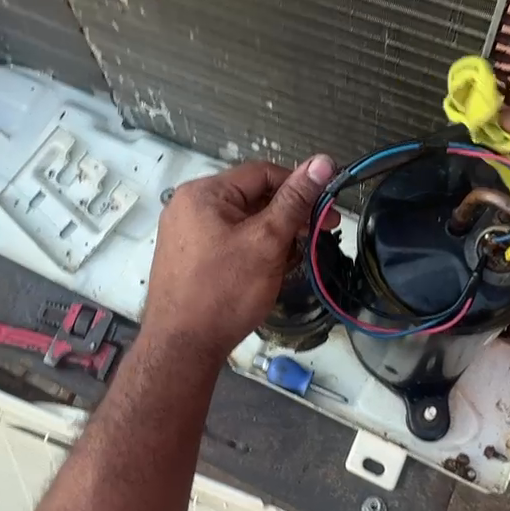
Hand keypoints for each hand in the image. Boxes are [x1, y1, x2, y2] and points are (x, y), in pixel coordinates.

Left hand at [142, 156, 334, 360]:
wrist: (181, 349)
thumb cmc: (225, 292)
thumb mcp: (267, 242)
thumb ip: (296, 200)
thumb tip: (323, 161)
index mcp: (204, 193)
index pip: (262, 174)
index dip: (299, 187)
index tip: (327, 209)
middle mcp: (190, 205)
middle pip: (252, 197)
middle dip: (288, 216)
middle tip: (319, 234)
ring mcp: (187, 232)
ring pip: (244, 220)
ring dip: (274, 235)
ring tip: (293, 260)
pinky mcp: (189, 256)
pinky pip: (230, 239)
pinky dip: (254, 249)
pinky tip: (270, 269)